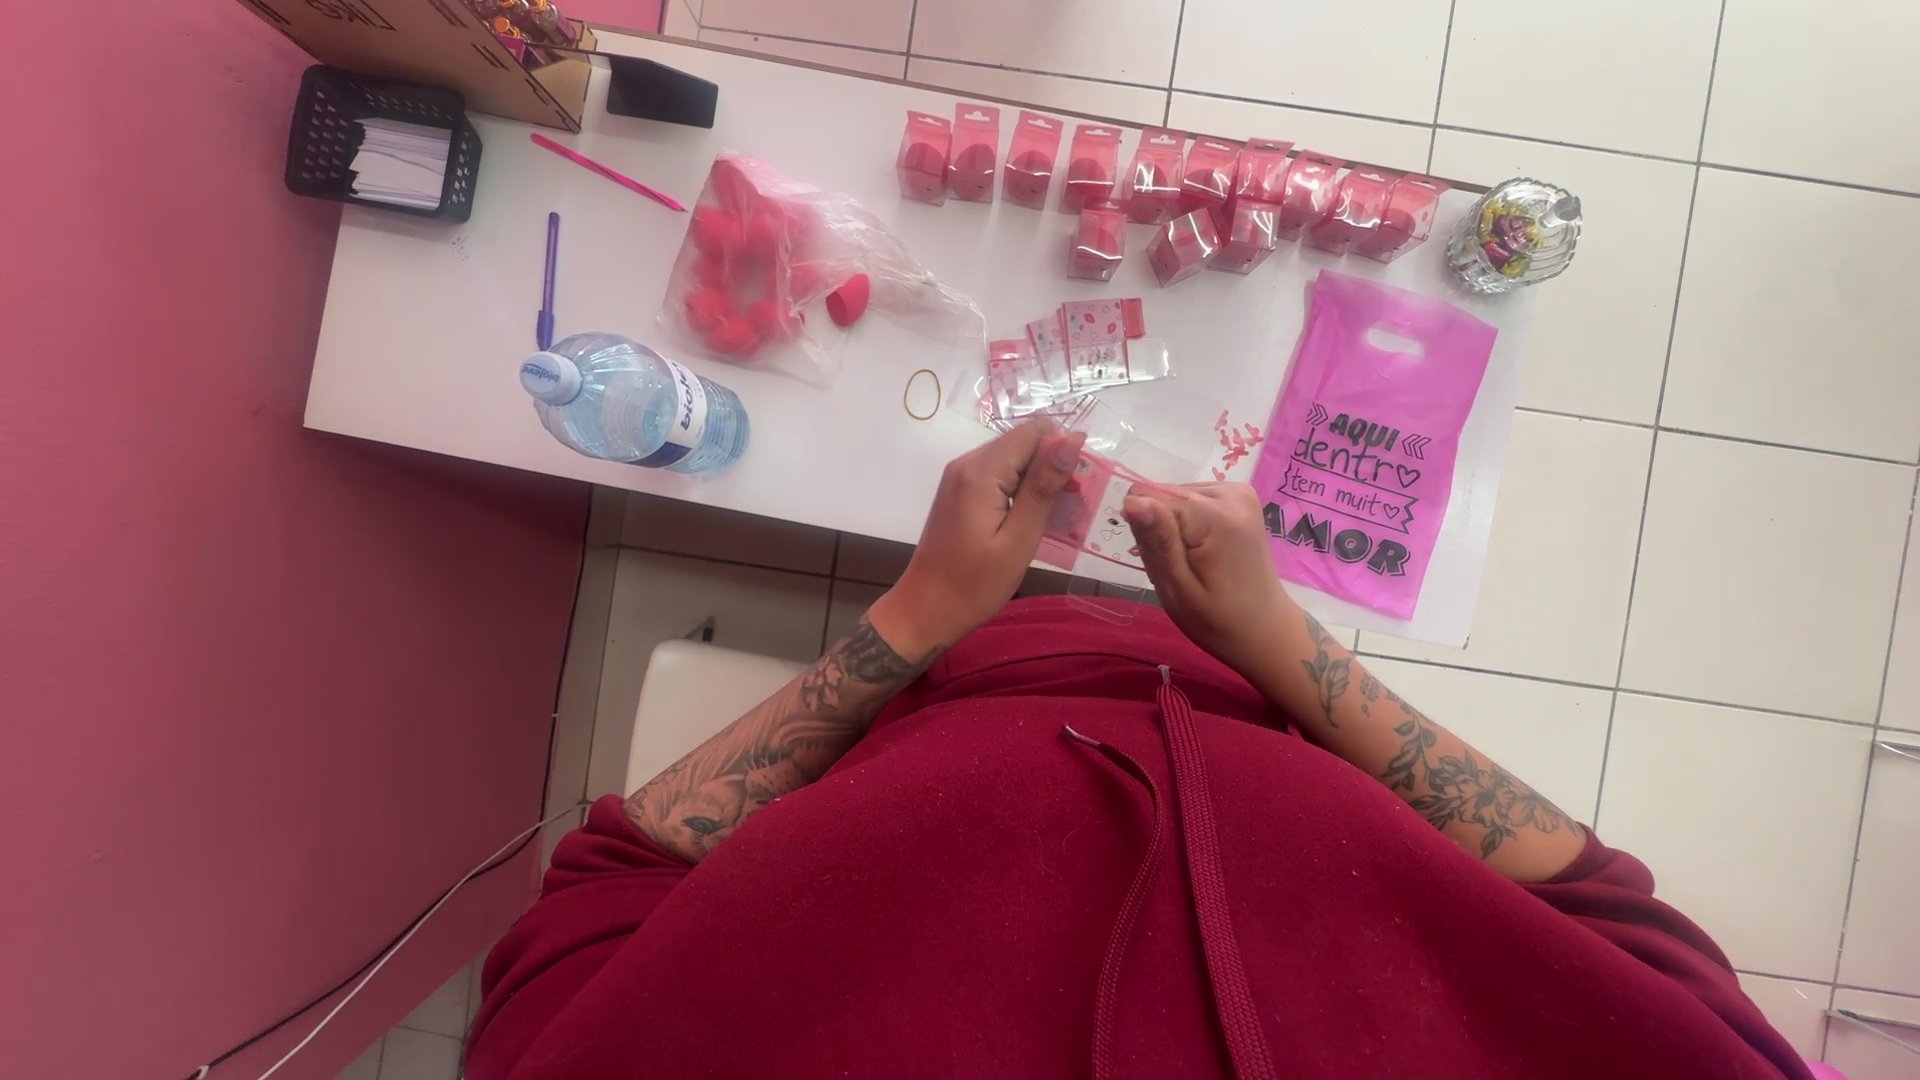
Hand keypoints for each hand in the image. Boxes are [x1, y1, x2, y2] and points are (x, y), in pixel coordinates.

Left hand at [868, 421, 1085, 655]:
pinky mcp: (959, 492)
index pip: (1033, 432)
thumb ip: (1044, 486)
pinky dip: (1019, 491)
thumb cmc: (975, 584)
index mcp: (981, 471)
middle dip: (1052, 467)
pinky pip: (997, 476)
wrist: (927, 610)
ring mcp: (959, 477)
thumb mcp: (1019, 538)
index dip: (1062, 451)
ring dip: (1038, 482)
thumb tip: (1072, 439)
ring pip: (1012, 459)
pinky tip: (1029, 521)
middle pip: (1022, 443)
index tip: (1077, 488)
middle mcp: (966, 463)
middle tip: (1069, 509)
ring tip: (1054, 519)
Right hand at [1122, 482, 1299, 680]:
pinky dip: (1186, 525)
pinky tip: (1199, 552)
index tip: (1161, 562)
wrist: (1264, 629)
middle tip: (1177, 568)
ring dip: (1172, 530)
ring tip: (1190, 563)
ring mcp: (1238, 493)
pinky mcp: (1238, 497)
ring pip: (1174, 497)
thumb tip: (1132, 500)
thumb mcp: (1177, 589)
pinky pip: (1190, 500)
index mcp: (1215, 518)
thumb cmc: (1217, 619)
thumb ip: (1156, 541)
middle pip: (1164, 496)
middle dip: (1159, 531)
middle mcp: (1230, 494)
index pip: (1150, 499)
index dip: (1147, 532)